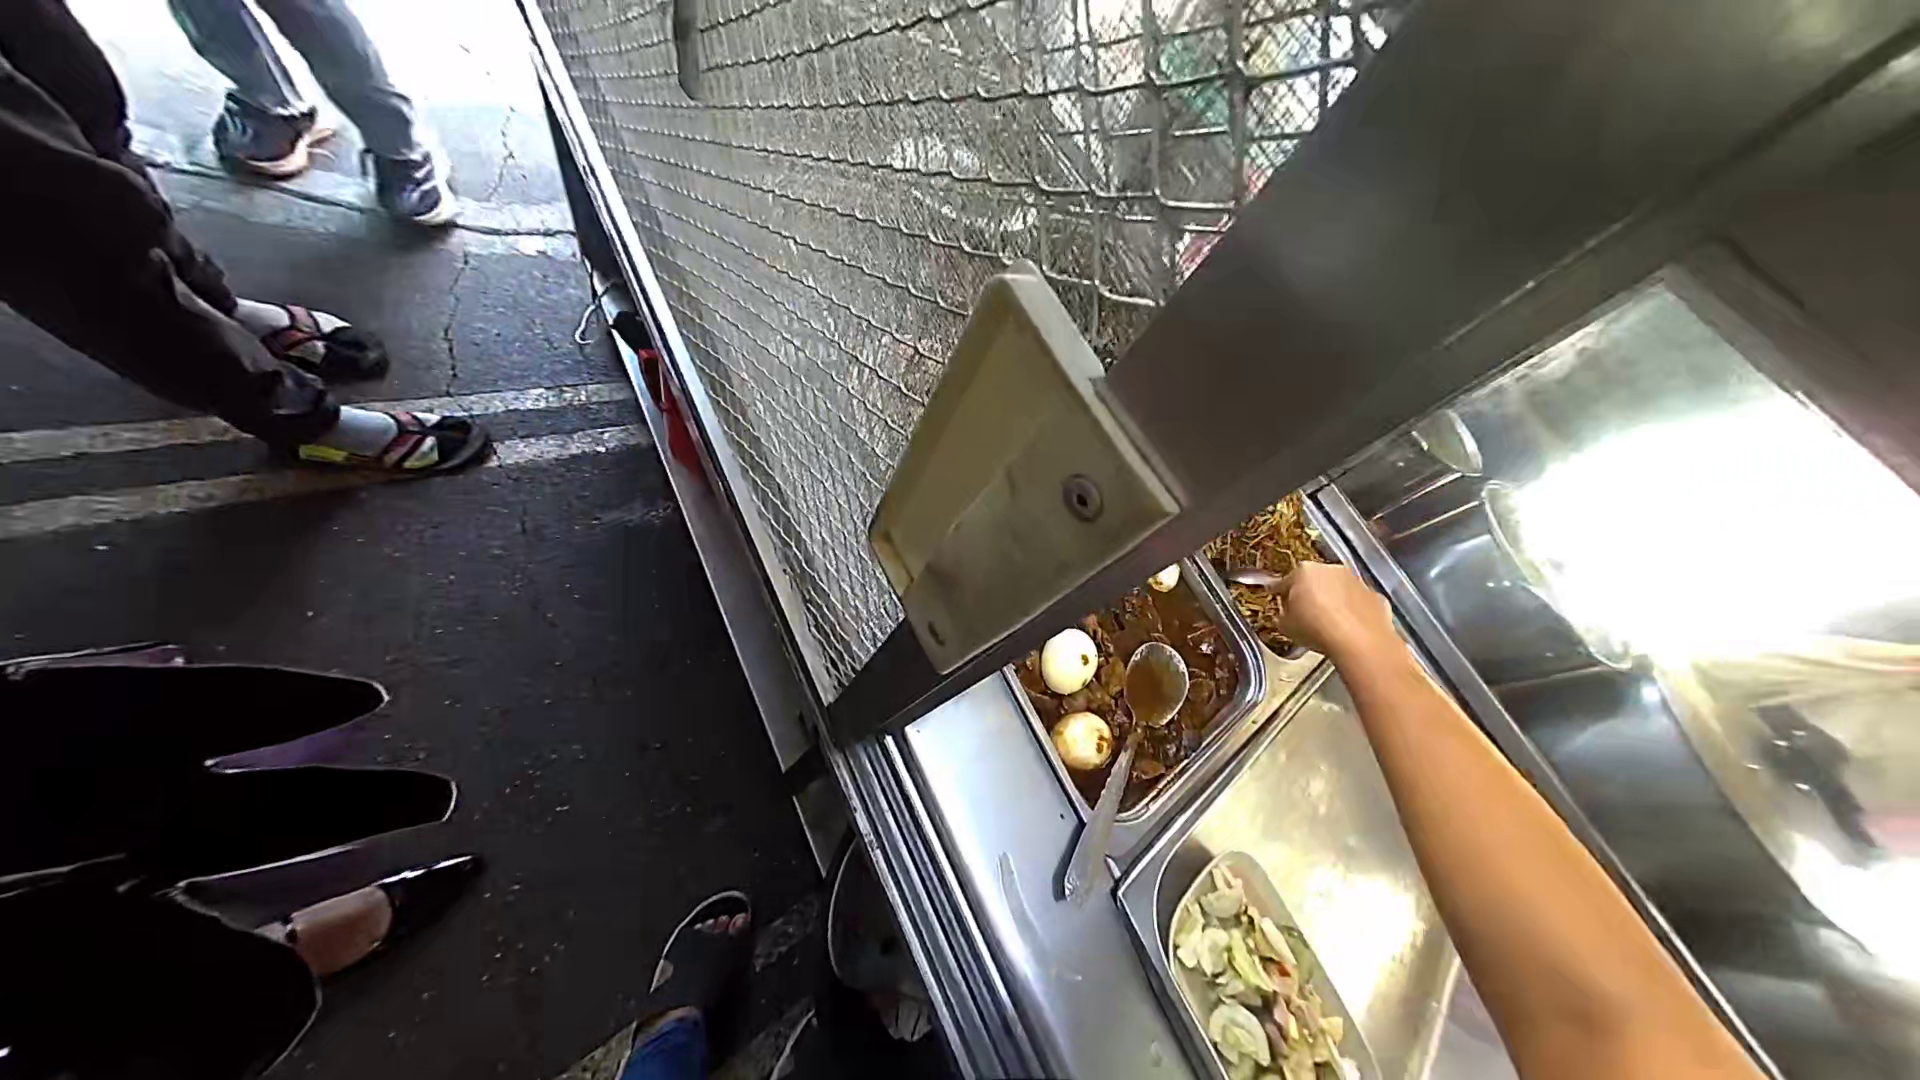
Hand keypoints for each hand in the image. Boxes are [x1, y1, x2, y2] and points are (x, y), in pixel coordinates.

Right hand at [1274, 563, 1395, 660]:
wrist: (1360, 642)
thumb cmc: (1315, 629)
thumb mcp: (1285, 625)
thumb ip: (1283, 614)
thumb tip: (1286, 615)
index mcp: (1304, 571)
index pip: (1286, 581)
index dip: (1280, 593)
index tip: (1277, 601)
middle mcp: (1331, 569)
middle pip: (1315, 580)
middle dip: (1309, 594)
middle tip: (1304, 614)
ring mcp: (1357, 582)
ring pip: (1339, 589)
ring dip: (1333, 601)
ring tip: (1328, 624)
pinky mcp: (1377, 597)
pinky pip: (1359, 603)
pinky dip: (1354, 612)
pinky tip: (1350, 628)